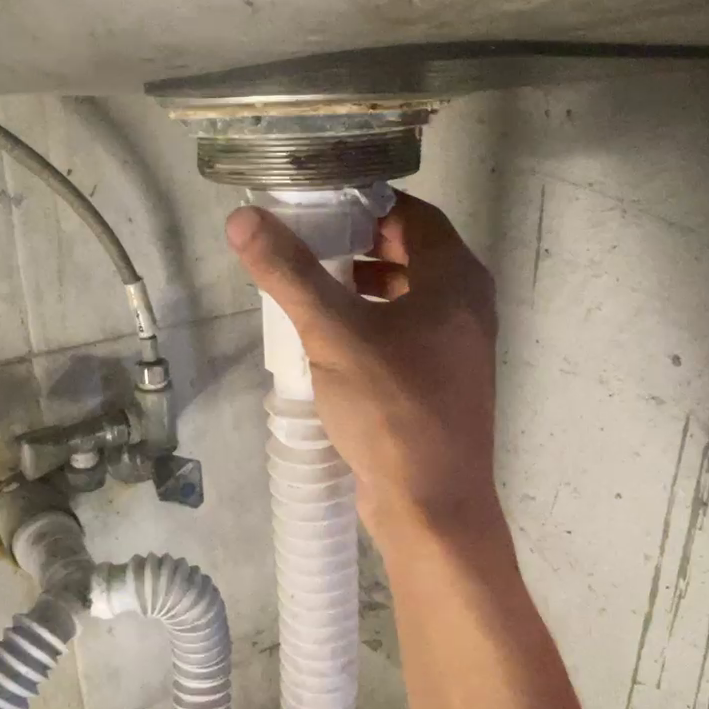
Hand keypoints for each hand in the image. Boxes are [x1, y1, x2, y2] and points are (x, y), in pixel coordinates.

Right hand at [225, 192, 498, 532]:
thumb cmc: (391, 409)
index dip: (365, 202)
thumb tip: (242, 219)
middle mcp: (467, 305)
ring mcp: (458, 347)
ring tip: (312, 284)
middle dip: (359, 243)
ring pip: (408, 295)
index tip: (317, 202)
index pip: (413, 214)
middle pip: (411, 252)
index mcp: (456, 280)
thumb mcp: (333, 335)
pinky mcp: (442, 381)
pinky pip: (406, 331)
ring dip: (363, 284)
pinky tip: (331, 338)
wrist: (431, 505)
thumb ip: (289, 274)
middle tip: (307, 240)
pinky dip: (372, 321)